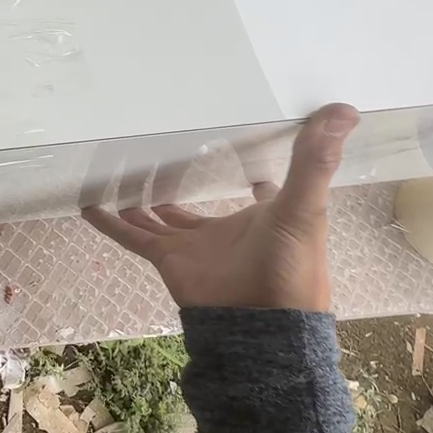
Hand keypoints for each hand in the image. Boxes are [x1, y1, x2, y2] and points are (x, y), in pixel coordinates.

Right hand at [83, 104, 360, 312]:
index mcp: (265, 218)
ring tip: (119, 180)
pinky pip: (131, 237)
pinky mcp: (166, 258)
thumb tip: (343, 108)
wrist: (257, 323)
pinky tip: (89, 206)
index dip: (258, 174)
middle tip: (160, 160)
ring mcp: (193, 245)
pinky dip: (110, 224)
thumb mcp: (304, 207)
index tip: (243, 150)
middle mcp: (227, 230)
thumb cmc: (288, 265)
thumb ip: (314, 161)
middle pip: (197, 206)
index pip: (264, 191)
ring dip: (141, 204)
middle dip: (181, 187)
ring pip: (159, 219)